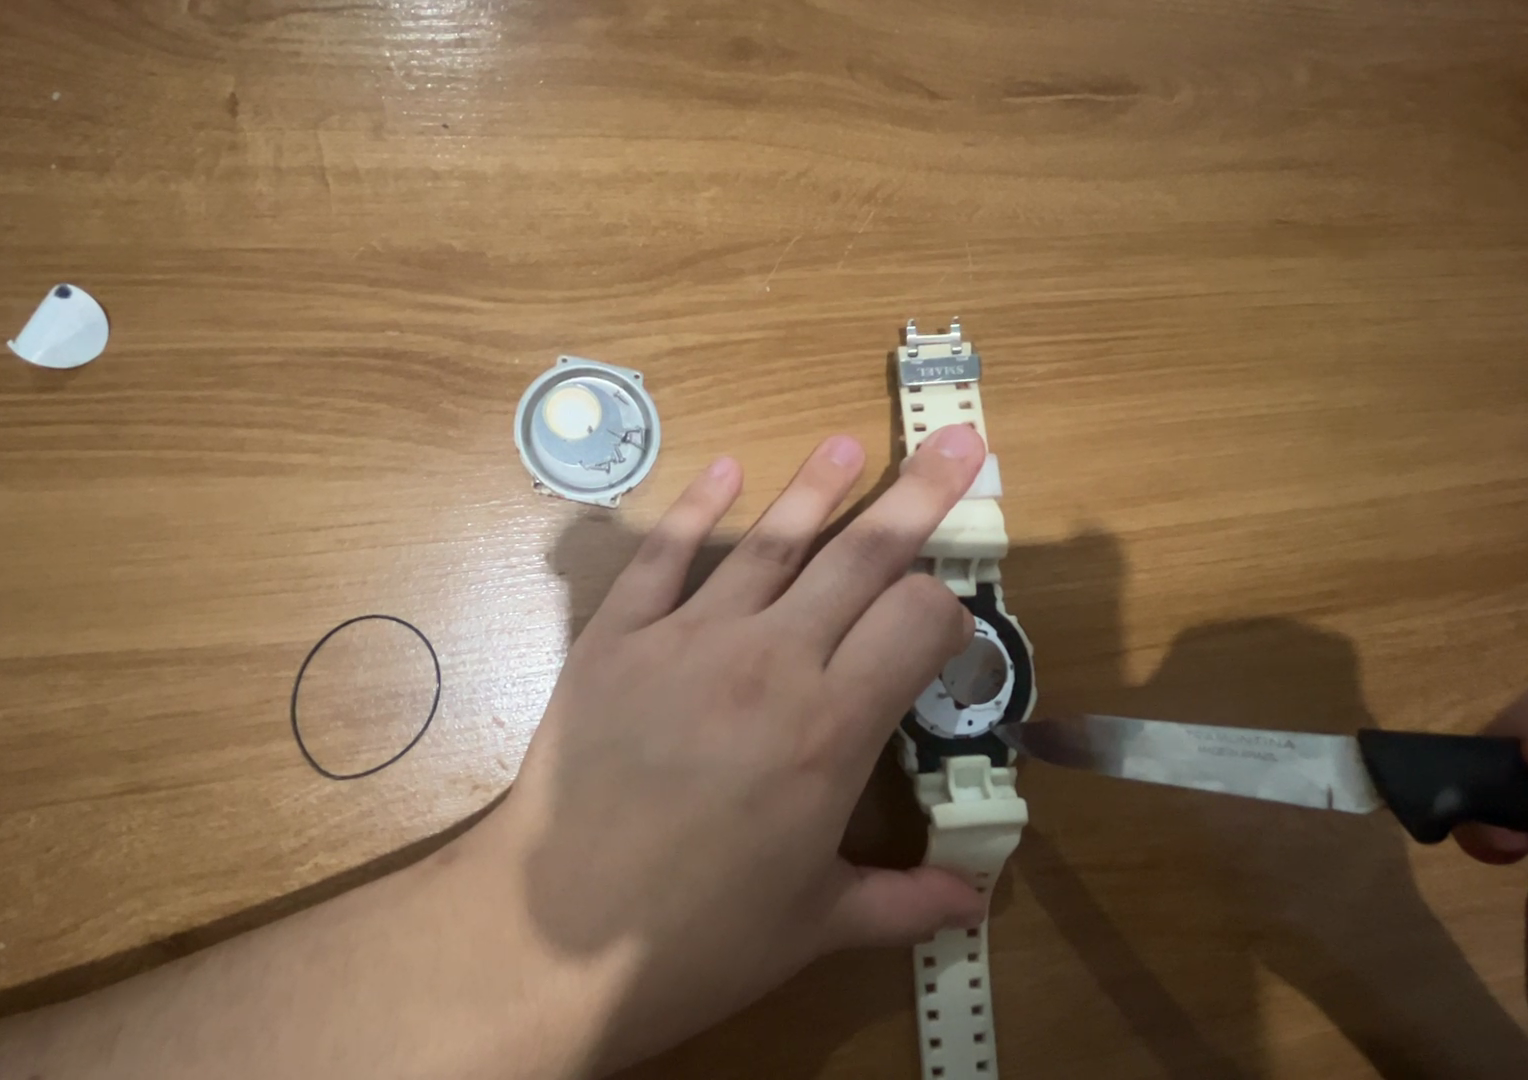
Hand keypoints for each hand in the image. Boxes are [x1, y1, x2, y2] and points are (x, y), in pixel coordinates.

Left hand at [454, 425, 990, 1071]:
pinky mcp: (617, 637)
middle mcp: (769, 663)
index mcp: (831, 729)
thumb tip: (974, 903)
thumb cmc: (694, 939)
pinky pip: (664, 557)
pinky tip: (725, 468)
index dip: (946, 611)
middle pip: (862, 558)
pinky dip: (694, 509)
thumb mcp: (813, 926)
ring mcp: (686, 639)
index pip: (918, 620)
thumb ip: (903, 902)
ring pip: (770, 544)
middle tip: (956, 443)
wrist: (553, 932)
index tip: (949, 627)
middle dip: (918, 498)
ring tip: (850, 443)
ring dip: (817, 487)